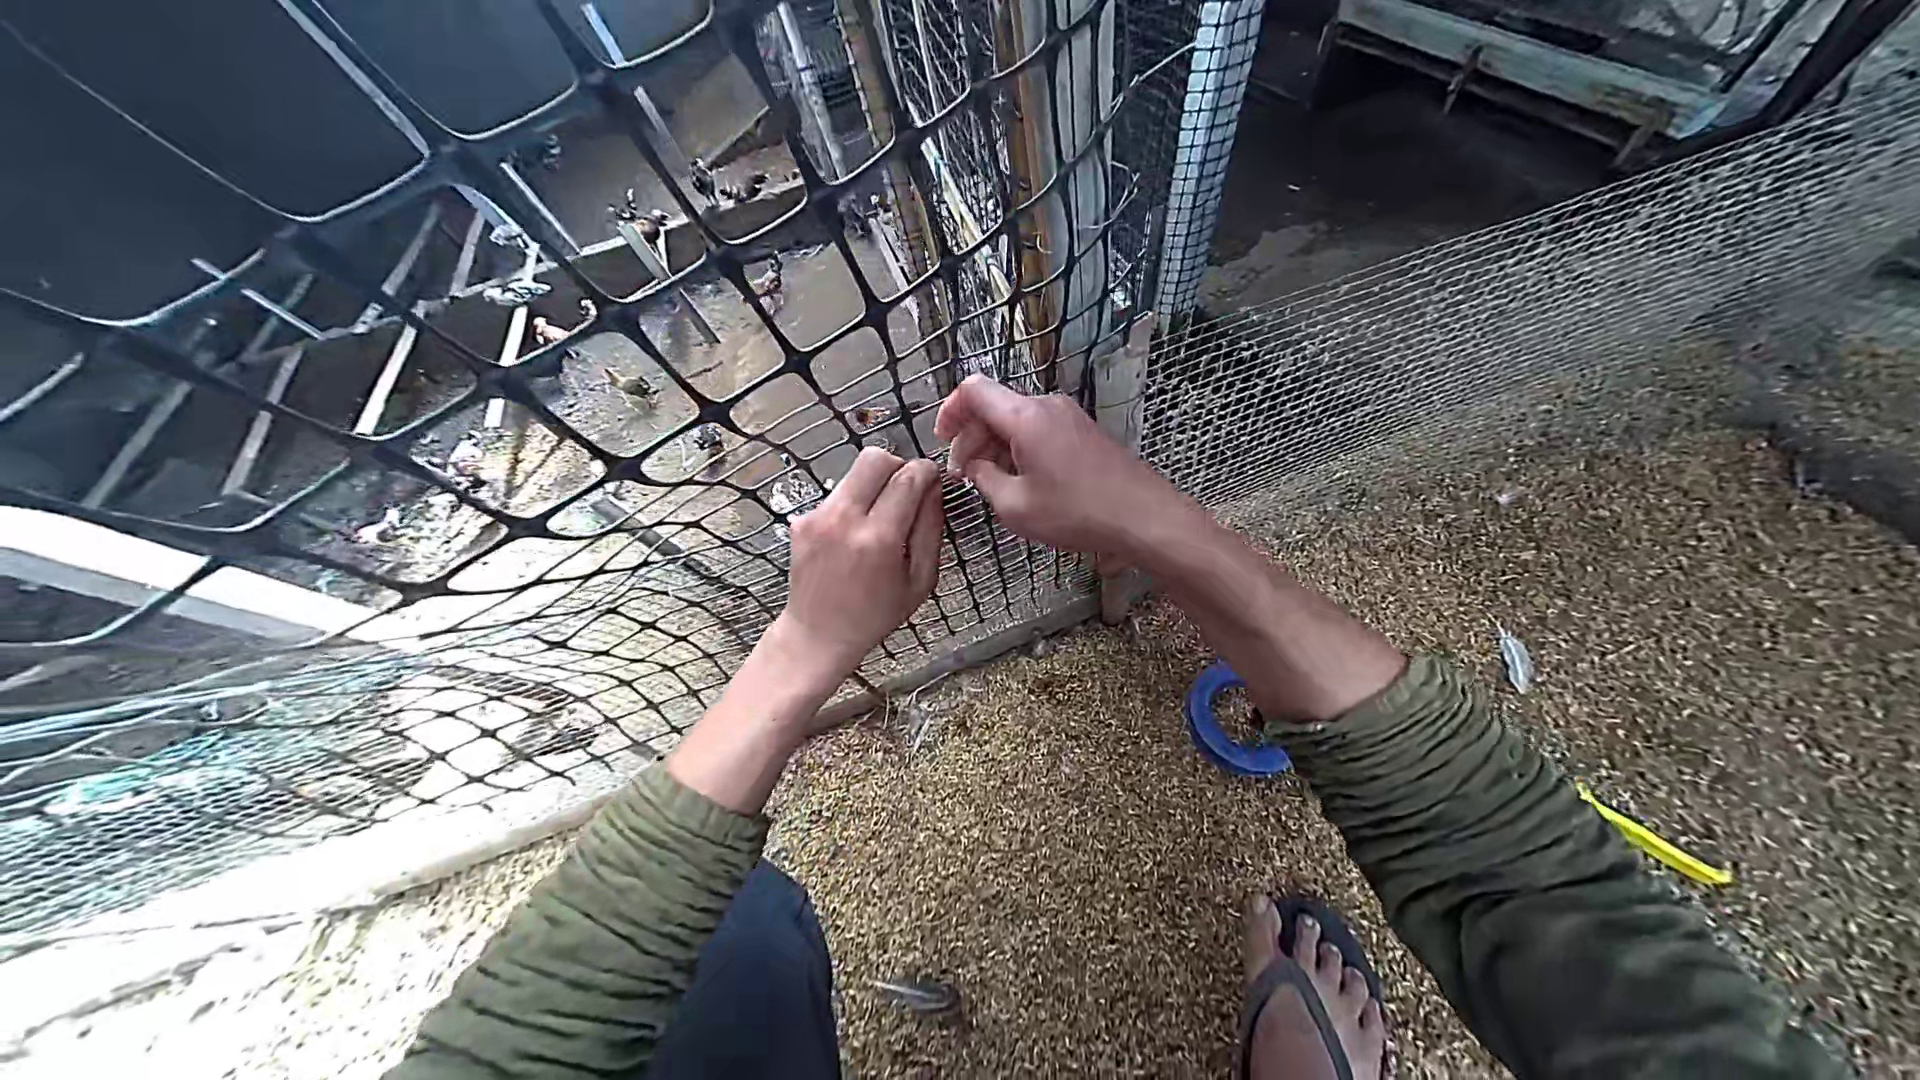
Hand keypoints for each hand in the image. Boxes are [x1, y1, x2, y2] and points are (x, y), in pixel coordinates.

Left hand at [778, 446, 944, 679]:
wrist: (818, 634)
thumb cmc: (873, 615)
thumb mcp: (920, 581)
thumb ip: (930, 529)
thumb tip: (934, 489)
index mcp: (878, 539)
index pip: (908, 477)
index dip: (926, 471)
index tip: (932, 478)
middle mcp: (844, 521)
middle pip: (876, 458)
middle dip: (898, 466)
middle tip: (905, 491)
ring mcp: (818, 517)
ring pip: (854, 472)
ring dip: (874, 486)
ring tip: (879, 520)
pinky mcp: (803, 519)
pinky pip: (838, 494)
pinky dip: (854, 504)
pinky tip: (855, 535)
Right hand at [934, 375, 1200, 563]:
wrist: (1142, 517)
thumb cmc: (1078, 513)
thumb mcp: (1015, 506)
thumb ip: (983, 479)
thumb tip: (973, 466)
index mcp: (1025, 416)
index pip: (973, 390)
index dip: (949, 411)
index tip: (943, 439)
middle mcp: (1046, 406)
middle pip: (994, 407)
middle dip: (971, 437)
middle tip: (965, 476)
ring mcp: (1068, 416)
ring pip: (1016, 420)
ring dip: (995, 446)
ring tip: (992, 483)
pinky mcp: (1082, 431)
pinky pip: (1038, 430)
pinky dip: (1020, 448)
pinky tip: (1021, 481)